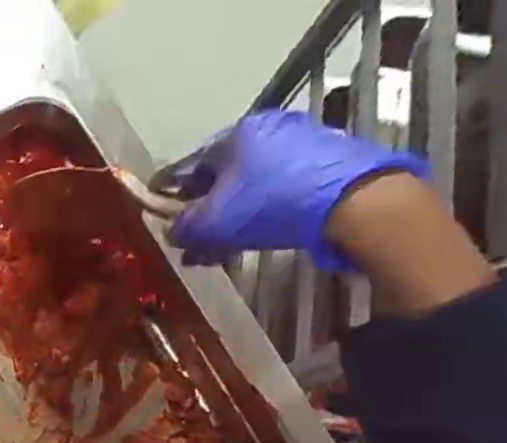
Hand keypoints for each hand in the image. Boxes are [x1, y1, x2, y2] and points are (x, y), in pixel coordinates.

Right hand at [167, 110, 429, 269]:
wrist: (349, 203)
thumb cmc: (268, 204)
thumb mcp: (212, 222)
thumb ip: (183, 226)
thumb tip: (171, 230)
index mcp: (237, 133)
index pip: (190, 164)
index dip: (170, 191)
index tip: (157, 210)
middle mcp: (268, 130)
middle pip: (221, 176)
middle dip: (201, 211)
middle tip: (188, 240)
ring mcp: (299, 146)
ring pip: (247, 187)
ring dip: (227, 219)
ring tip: (214, 250)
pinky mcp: (321, 167)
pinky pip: (273, 193)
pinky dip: (254, 216)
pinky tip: (246, 240)